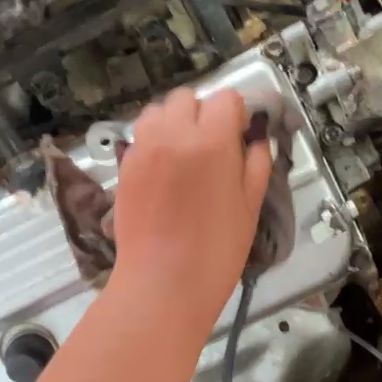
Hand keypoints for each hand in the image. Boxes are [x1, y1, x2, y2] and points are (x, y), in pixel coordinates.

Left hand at [107, 88, 272, 326]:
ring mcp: (144, 148)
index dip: (236, 114)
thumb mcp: (251, 206)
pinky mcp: (125, 165)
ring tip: (184, 153)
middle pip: (188, 98)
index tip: (239, 136)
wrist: (163, 283)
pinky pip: (141, 136)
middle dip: (203, 113)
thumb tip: (255, 141)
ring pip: (158, 111)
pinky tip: (166, 171)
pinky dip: (155, 141)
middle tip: (213, 146)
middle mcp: (174, 134)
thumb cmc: (217, 251)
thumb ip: (256, 164)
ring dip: (174, 122)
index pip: (226, 98)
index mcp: (212, 141)